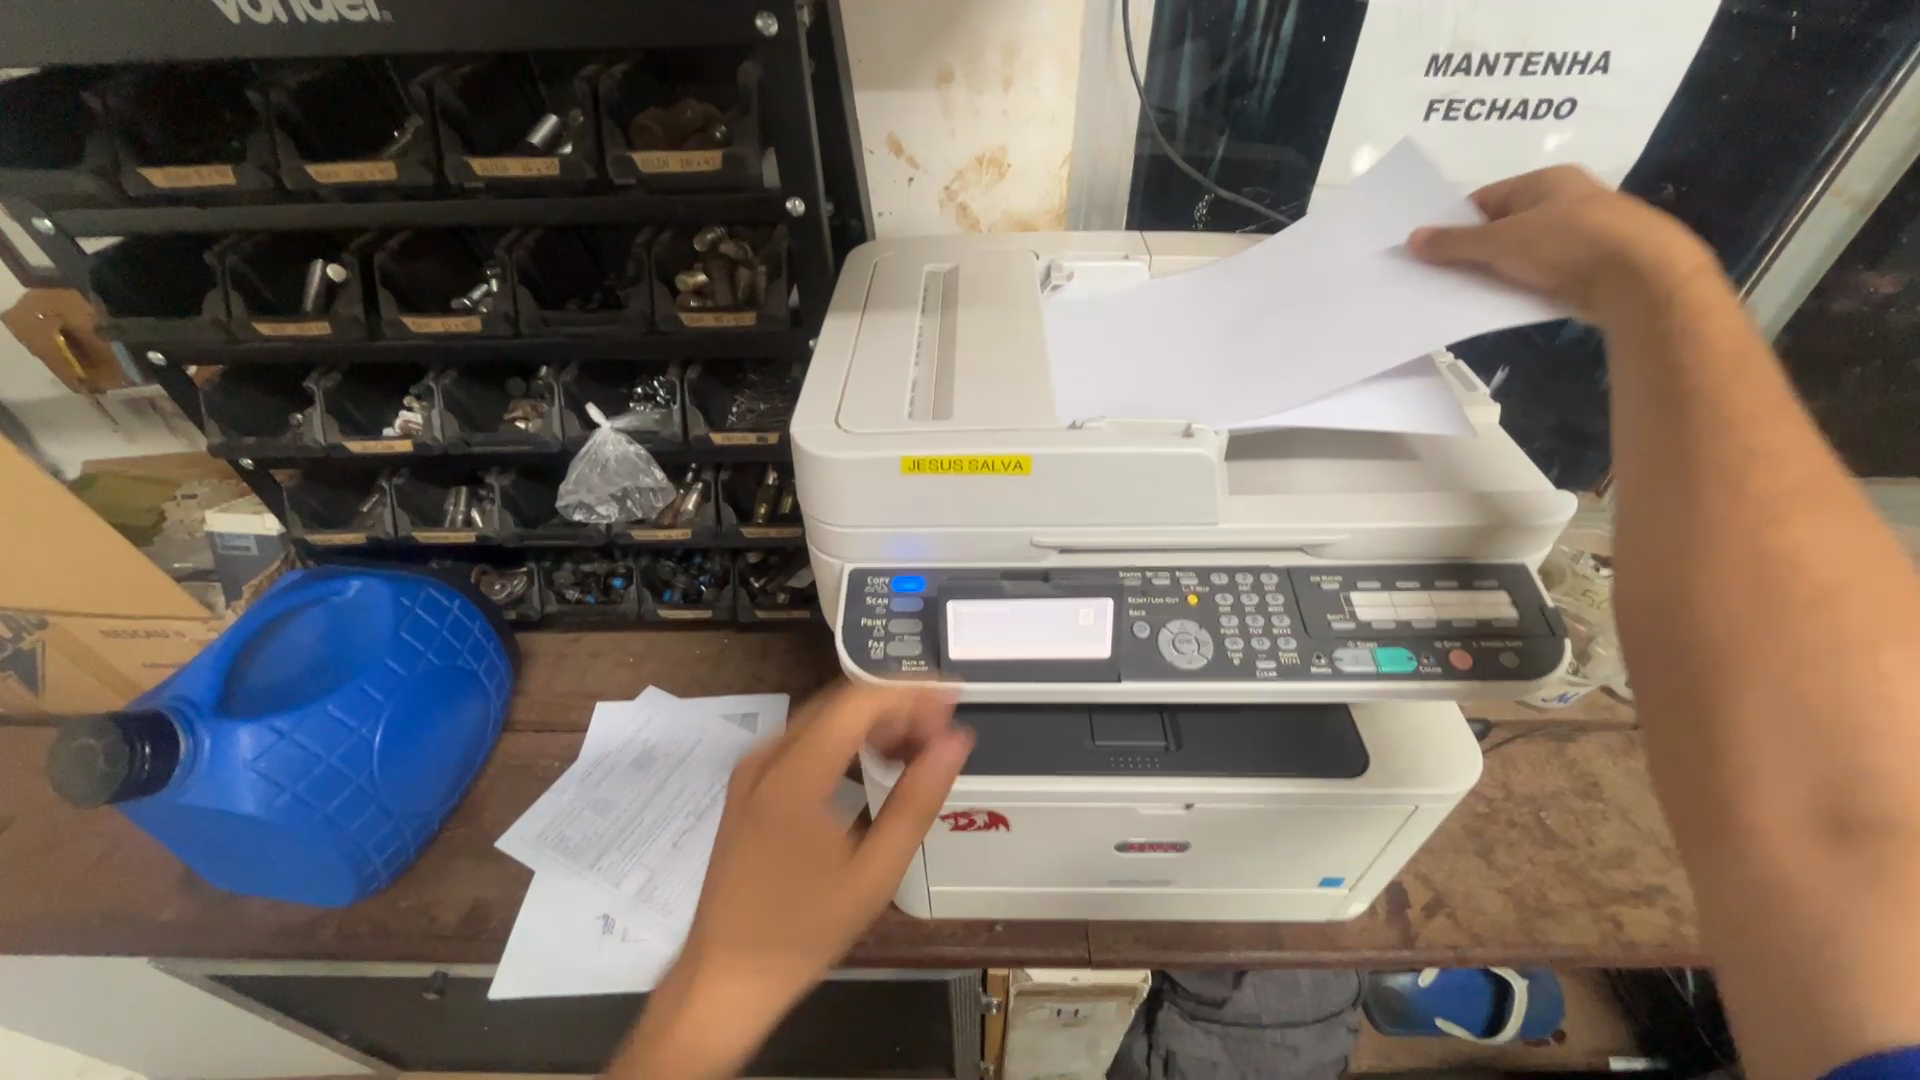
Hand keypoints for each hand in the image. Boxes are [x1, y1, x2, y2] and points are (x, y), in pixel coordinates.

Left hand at [614, 683, 971, 1079]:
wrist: (727, 975)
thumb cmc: (804, 930)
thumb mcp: (874, 873)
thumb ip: (917, 799)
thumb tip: (955, 741)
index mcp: (795, 775)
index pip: (859, 703)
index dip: (910, 694)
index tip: (953, 704)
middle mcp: (767, 757)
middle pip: (841, 703)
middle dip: (897, 707)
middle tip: (941, 732)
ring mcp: (753, 769)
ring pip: (824, 718)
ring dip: (873, 723)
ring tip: (917, 748)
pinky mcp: (750, 784)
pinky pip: (805, 740)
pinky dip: (846, 740)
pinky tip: (874, 764)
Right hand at [1406, 165, 1721, 324]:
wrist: (1640, 277)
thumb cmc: (1566, 243)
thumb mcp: (1500, 242)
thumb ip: (1454, 243)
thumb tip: (1412, 238)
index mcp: (1544, 181)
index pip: (1484, 199)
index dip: (1454, 223)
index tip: (1430, 249)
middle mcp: (1565, 199)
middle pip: (1503, 225)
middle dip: (1473, 249)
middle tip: (1442, 274)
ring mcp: (1582, 231)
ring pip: (1523, 250)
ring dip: (1497, 269)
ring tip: (1467, 290)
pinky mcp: (1592, 263)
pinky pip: (1543, 272)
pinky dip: (1521, 283)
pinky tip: (1505, 299)